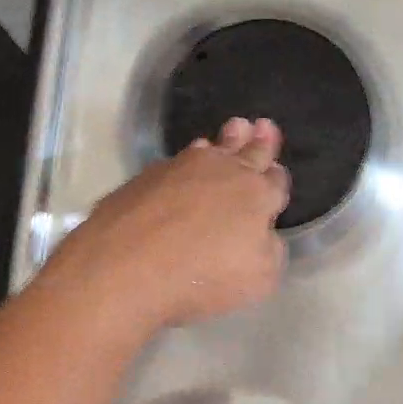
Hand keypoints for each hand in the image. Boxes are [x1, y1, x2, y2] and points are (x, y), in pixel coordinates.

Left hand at [37, 117, 290, 335]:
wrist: (125, 267)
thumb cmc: (202, 276)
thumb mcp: (259, 278)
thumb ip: (270, 250)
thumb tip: (264, 234)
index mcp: (255, 195)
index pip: (275, 182)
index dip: (278, 179)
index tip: (277, 172)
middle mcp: (221, 172)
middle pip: (246, 153)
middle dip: (259, 141)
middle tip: (263, 125)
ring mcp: (178, 169)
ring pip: (209, 150)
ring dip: (223, 142)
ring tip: (231, 132)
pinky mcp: (143, 178)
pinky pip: (174, 163)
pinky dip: (185, 162)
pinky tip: (182, 165)